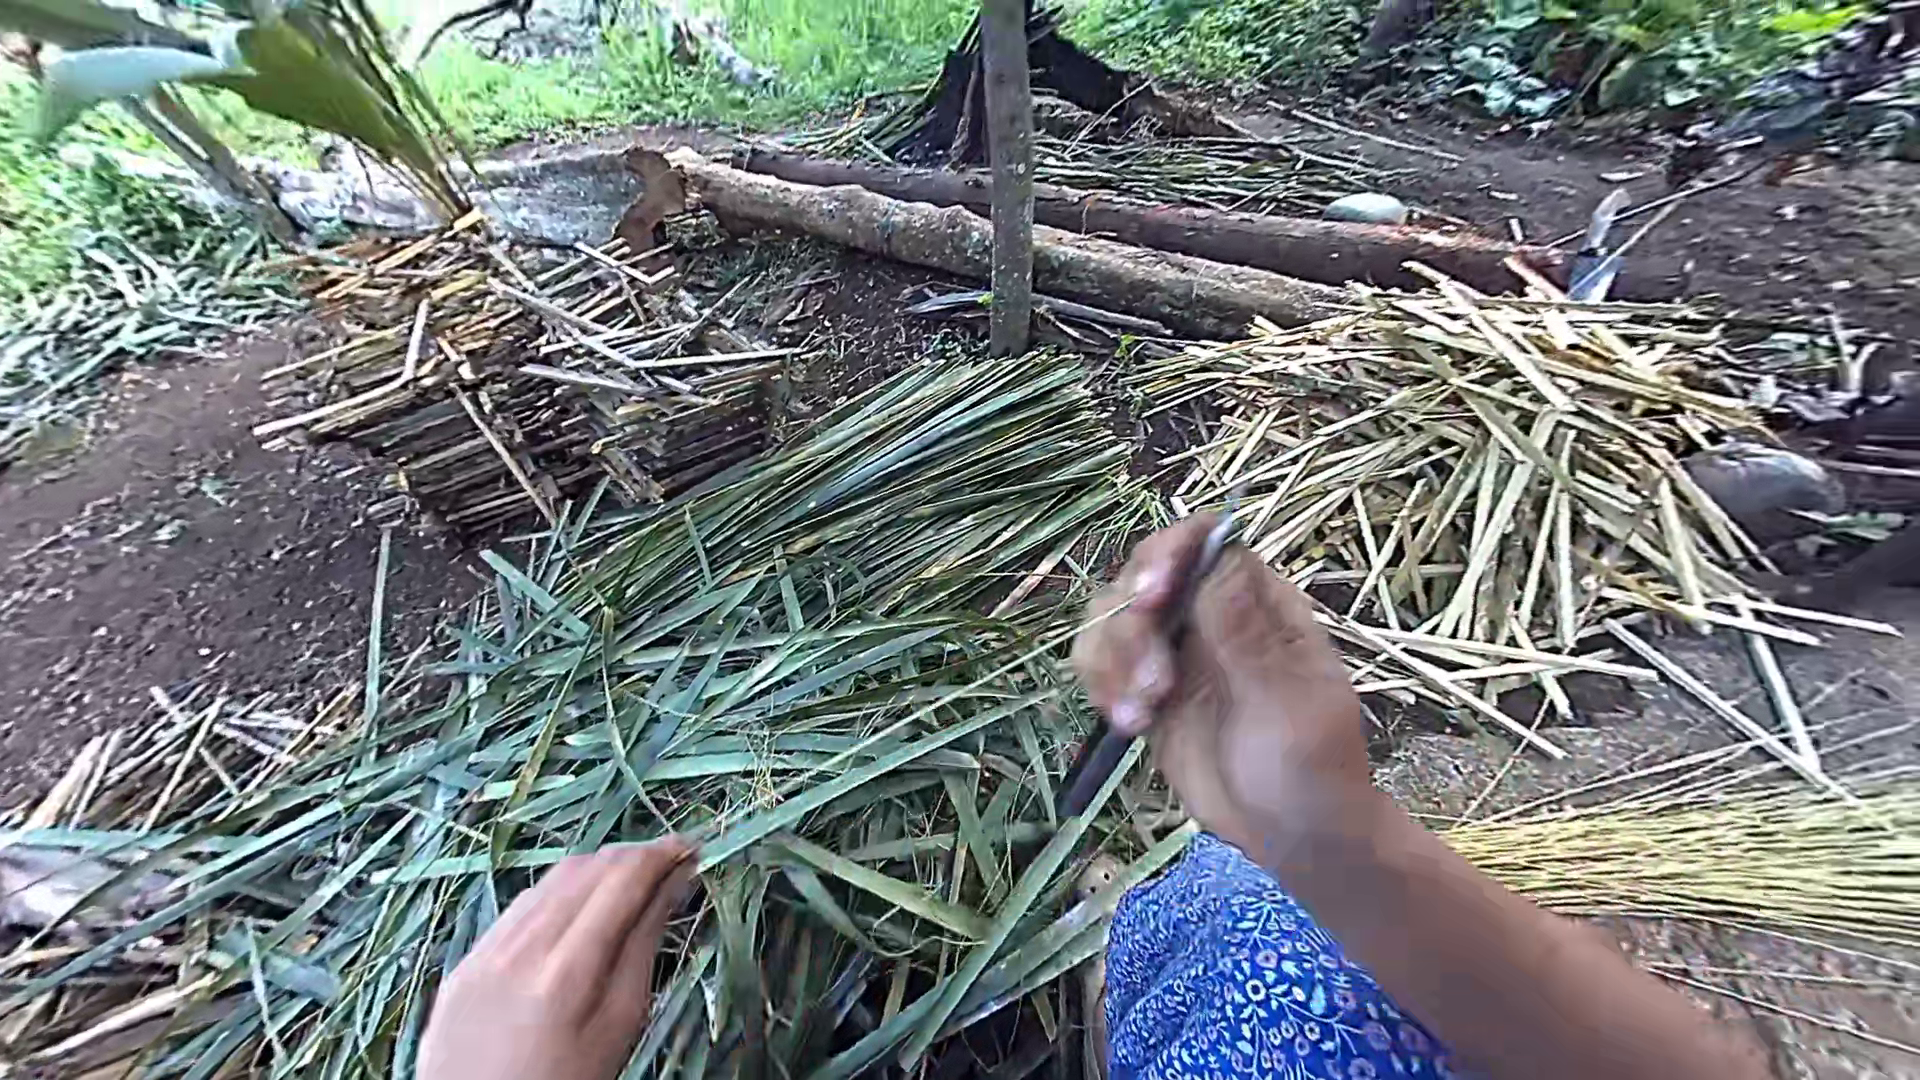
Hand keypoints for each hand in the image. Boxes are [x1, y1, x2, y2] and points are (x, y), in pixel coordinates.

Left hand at [418, 837, 698, 1079]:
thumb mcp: (621, 1020)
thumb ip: (646, 940)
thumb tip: (677, 878)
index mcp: (566, 970)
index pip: (625, 877)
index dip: (663, 853)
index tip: (692, 848)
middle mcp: (522, 947)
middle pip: (593, 866)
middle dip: (638, 855)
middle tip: (670, 864)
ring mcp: (486, 951)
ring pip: (559, 874)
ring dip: (604, 865)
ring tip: (632, 879)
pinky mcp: (466, 959)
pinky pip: (527, 899)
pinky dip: (565, 886)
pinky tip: (584, 903)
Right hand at [1071, 516, 1375, 851]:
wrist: (1288, 835)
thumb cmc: (1311, 768)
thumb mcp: (1288, 703)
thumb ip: (1246, 633)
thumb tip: (1219, 555)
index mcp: (1254, 601)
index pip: (1203, 543)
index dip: (1168, 553)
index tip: (1150, 595)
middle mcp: (1204, 612)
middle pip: (1139, 576)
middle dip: (1131, 624)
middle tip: (1153, 683)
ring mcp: (1168, 646)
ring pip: (1107, 616)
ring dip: (1111, 661)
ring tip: (1140, 715)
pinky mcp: (1139, 682)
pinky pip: (1096, 660)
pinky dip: (1099, 685)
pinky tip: (1127, 723)